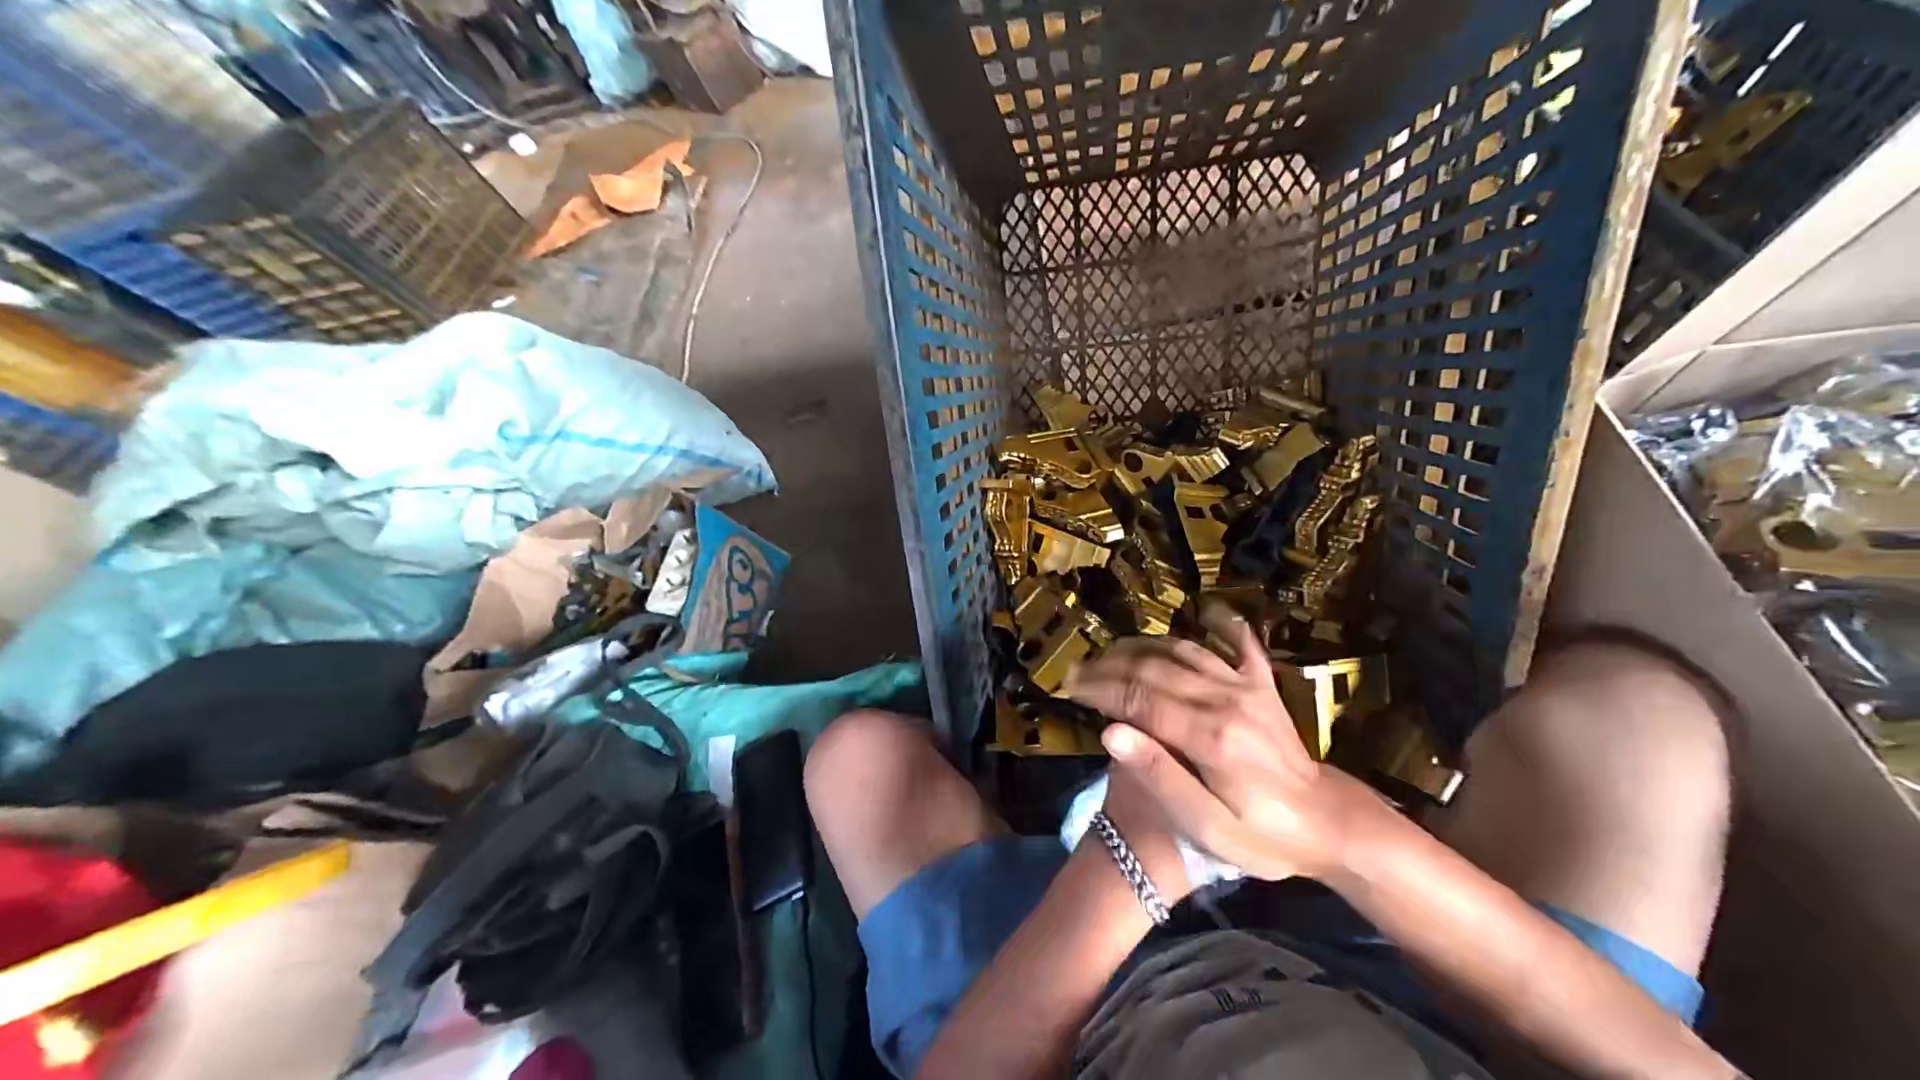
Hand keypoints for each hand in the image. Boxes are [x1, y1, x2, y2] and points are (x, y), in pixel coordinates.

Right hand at [1063, 617, 1366, 881]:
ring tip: (1109, 652)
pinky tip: (1204, 610)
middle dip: (1108, 666)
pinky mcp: (1262, 685)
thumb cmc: (1263, 837)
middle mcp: (1226, 700)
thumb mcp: (1207, 826)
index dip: (1099, 690)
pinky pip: (1238, 642)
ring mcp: (1246, 687)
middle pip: (1153, 669)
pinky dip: (1220, 623)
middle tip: (1077, 670)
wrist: (1330, 825)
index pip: (1139, 699)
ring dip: (1141, 647)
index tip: (1069, 686)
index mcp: (1210, 737)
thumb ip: (1159, 776)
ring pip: (1182, 651)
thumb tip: (1110, 733)